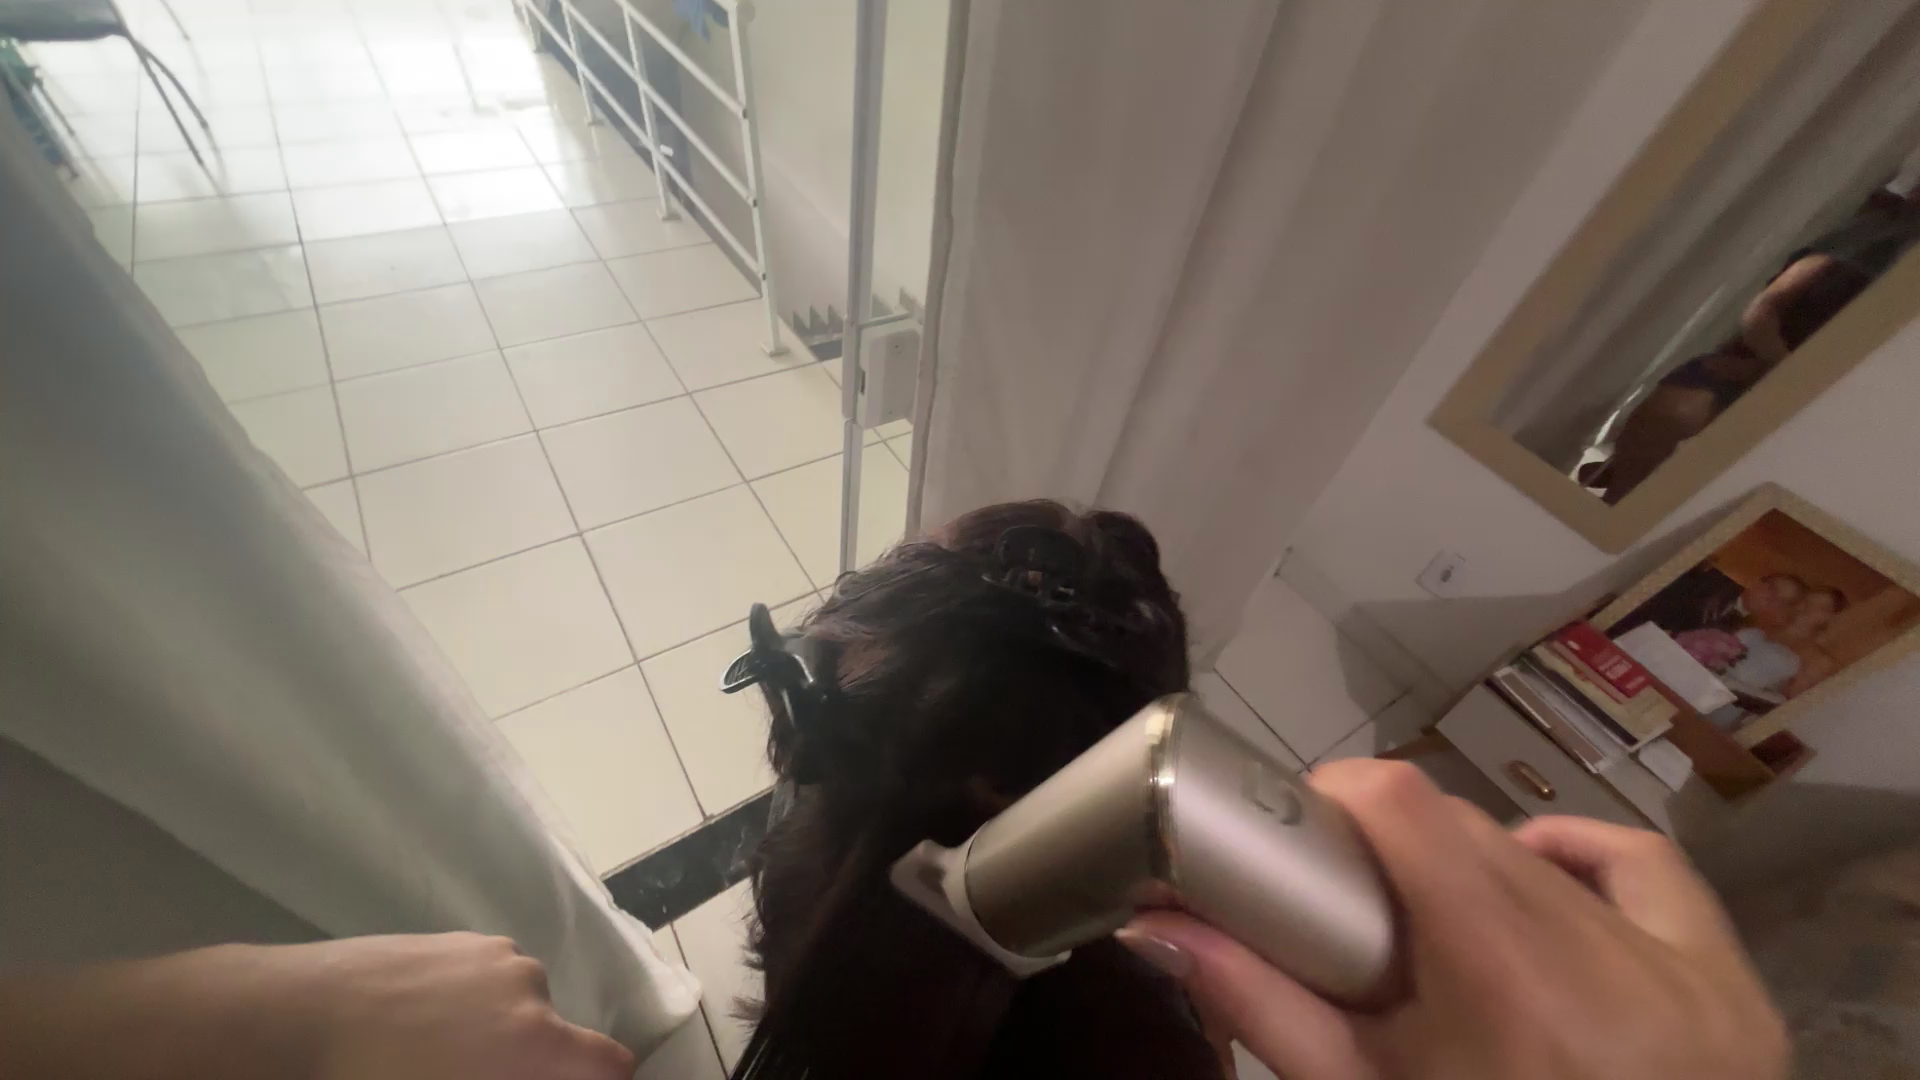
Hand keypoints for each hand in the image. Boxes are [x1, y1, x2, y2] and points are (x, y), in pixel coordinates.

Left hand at [0, 933, 634, 1079]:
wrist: (288, 1020)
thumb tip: (523, 1071)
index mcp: (533, 1041)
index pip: (609, 1063)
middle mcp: (532, 987)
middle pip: (555, 1036)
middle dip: (527, 1064)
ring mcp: (498, 956)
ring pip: (519, 1006)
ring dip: (496, 1035)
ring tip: (428, 1059)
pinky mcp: (463, 939)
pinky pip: (488, 981)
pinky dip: (471, 1007)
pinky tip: (412, 1028)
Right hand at [1117, 761, 1786, 1079]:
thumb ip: (1249, 999)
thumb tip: (1146, 924)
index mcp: (1513, 981)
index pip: (1404, 802)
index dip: (1338, 791)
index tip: (1303, 827)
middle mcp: (1608, 956)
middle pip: (1453, 825)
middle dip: (1384, 841)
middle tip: (1355, 897)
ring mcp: (1686, 970)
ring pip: (1522, 848)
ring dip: (1458, 860)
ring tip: (1431, 918)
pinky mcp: (1729, 986)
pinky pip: (1640, 864)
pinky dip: (1570, 851)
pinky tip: (1533, 875)